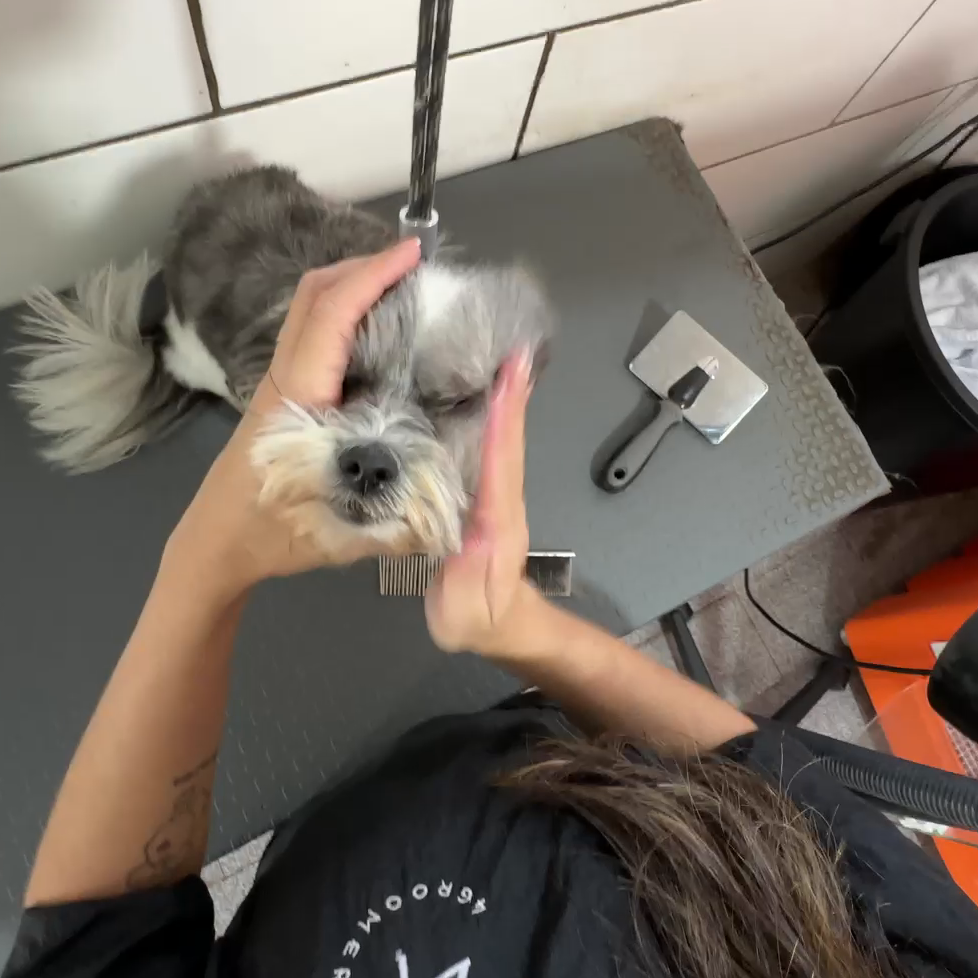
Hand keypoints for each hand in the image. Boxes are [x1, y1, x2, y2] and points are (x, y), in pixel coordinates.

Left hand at [166, 238, 422, 592]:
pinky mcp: (285, 396)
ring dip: (353, 288)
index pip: (330, 317)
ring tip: (406, 292)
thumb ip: (394, 520)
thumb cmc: (265, 538)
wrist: (213, 547)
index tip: (412, 255)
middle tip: (416, 268)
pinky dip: (347, 316)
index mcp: (296, 400)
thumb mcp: (337, 537)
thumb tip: (456, 503)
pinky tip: (383, 337)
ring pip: (309, 312)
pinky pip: (315, 337)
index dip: (370, 277)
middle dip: (362, 267)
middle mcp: (284, 380)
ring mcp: (280, 384)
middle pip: (312, 296)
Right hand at [425, 347, 543, 656]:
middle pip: (508, 440)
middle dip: (512, 396)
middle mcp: (502, 498)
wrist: (499, 626)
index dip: (505, 417)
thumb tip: (461, 542)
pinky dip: (493, 419)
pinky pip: (490, 450)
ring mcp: (497, 495)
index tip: (511, 375)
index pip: (502, 460)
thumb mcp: (464, 611)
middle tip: (515, 352)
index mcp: (497, 518)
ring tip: (505, 363)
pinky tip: (485, 398)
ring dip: (507, 401)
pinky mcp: (486, 495)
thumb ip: (462, 583)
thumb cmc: (477, 617)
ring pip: (504, 441)